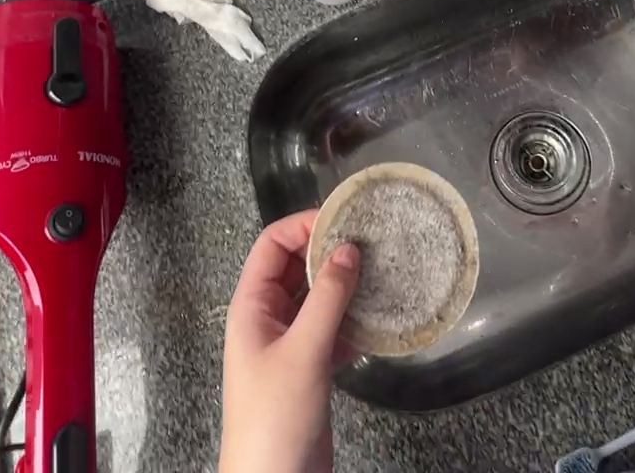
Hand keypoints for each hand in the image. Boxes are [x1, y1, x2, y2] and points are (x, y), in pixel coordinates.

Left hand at [219, 211, 361, 472]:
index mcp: (252, 306)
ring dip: (346, 285)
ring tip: (382, 270)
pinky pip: (332, 327)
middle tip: (371, 241)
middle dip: (330, 252)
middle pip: (297, 267)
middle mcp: (268, 317)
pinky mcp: (310, 366)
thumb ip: (327, 297)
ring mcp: (289, 342)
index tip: (343, 219)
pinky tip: (380, 315)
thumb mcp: (303, 351)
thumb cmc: (275, 415)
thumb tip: (349, 248)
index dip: (304, 226)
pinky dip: (353, 319)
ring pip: (318, 297)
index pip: (272, 245)